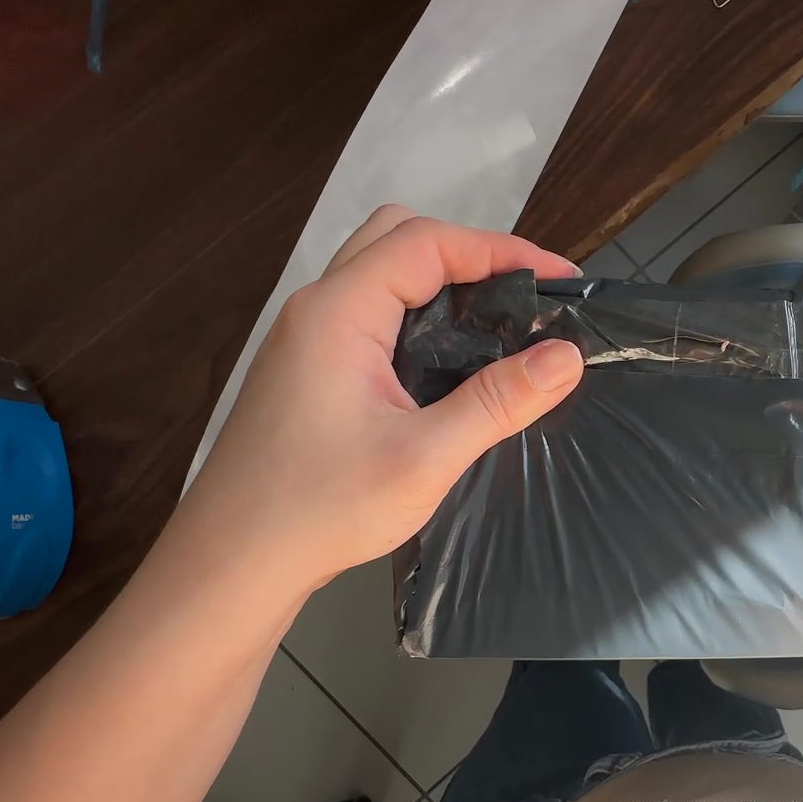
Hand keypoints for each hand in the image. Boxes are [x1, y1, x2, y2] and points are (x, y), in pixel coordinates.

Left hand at [181, 207, 584, 592]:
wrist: (235, 563)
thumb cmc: (323, 508)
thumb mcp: (425, 457)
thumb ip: (498, 401)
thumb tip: (567, 355)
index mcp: (338, 314)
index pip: (426, 243)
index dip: (500, 248)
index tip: (559, 277)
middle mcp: (319, 311)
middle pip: (398, 239)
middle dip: (471, 253)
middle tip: (525, 297)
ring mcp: (312, 341)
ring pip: (385, 276)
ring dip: (446, 283)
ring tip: (502, 325)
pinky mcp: (316, 371)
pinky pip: (377, 315)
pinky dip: (425, 316)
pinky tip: (456, 362)